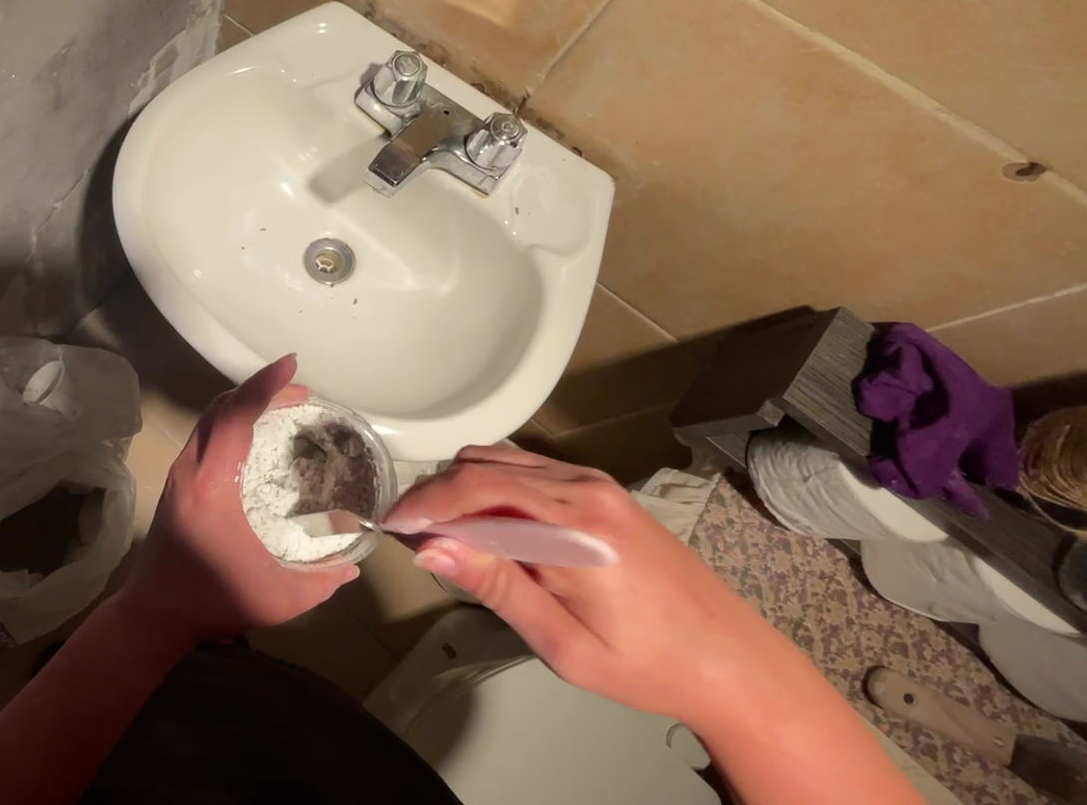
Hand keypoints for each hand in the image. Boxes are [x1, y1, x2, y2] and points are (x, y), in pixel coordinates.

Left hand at [113, 354, 358, 645]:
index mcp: (211, 485)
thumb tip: (354, 564)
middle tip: (300, 391)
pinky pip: (206, 435)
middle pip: (221, 408)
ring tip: (281, 406)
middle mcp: (190, 469)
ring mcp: (179, 474)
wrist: (153, 613)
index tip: (292, 366)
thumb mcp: (277, 597)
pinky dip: (231, 421)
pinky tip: (254, 435)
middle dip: (260, 389)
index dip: (264, 386)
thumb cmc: (212, 601)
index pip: (236, 417)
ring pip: (210, 419)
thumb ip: (322, 581)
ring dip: (244, 404)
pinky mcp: (177, 483)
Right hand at [388, 446, 800, 727]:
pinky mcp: (600, 489)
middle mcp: (586, 488)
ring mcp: (596, 483)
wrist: (734, 664)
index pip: (478, 489)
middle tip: (416, 536)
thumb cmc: (650, 665)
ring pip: (501, 460)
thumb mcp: (563, 642)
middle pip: (483, 465)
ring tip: (447, 535)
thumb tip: (431, 547)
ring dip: (463, 488)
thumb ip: (496, 586)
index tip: (393, 525)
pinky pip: (527, 468)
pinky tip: (489, 527)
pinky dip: (492, 487)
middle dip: (438, 495)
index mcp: (578, 525)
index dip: (425, 503)